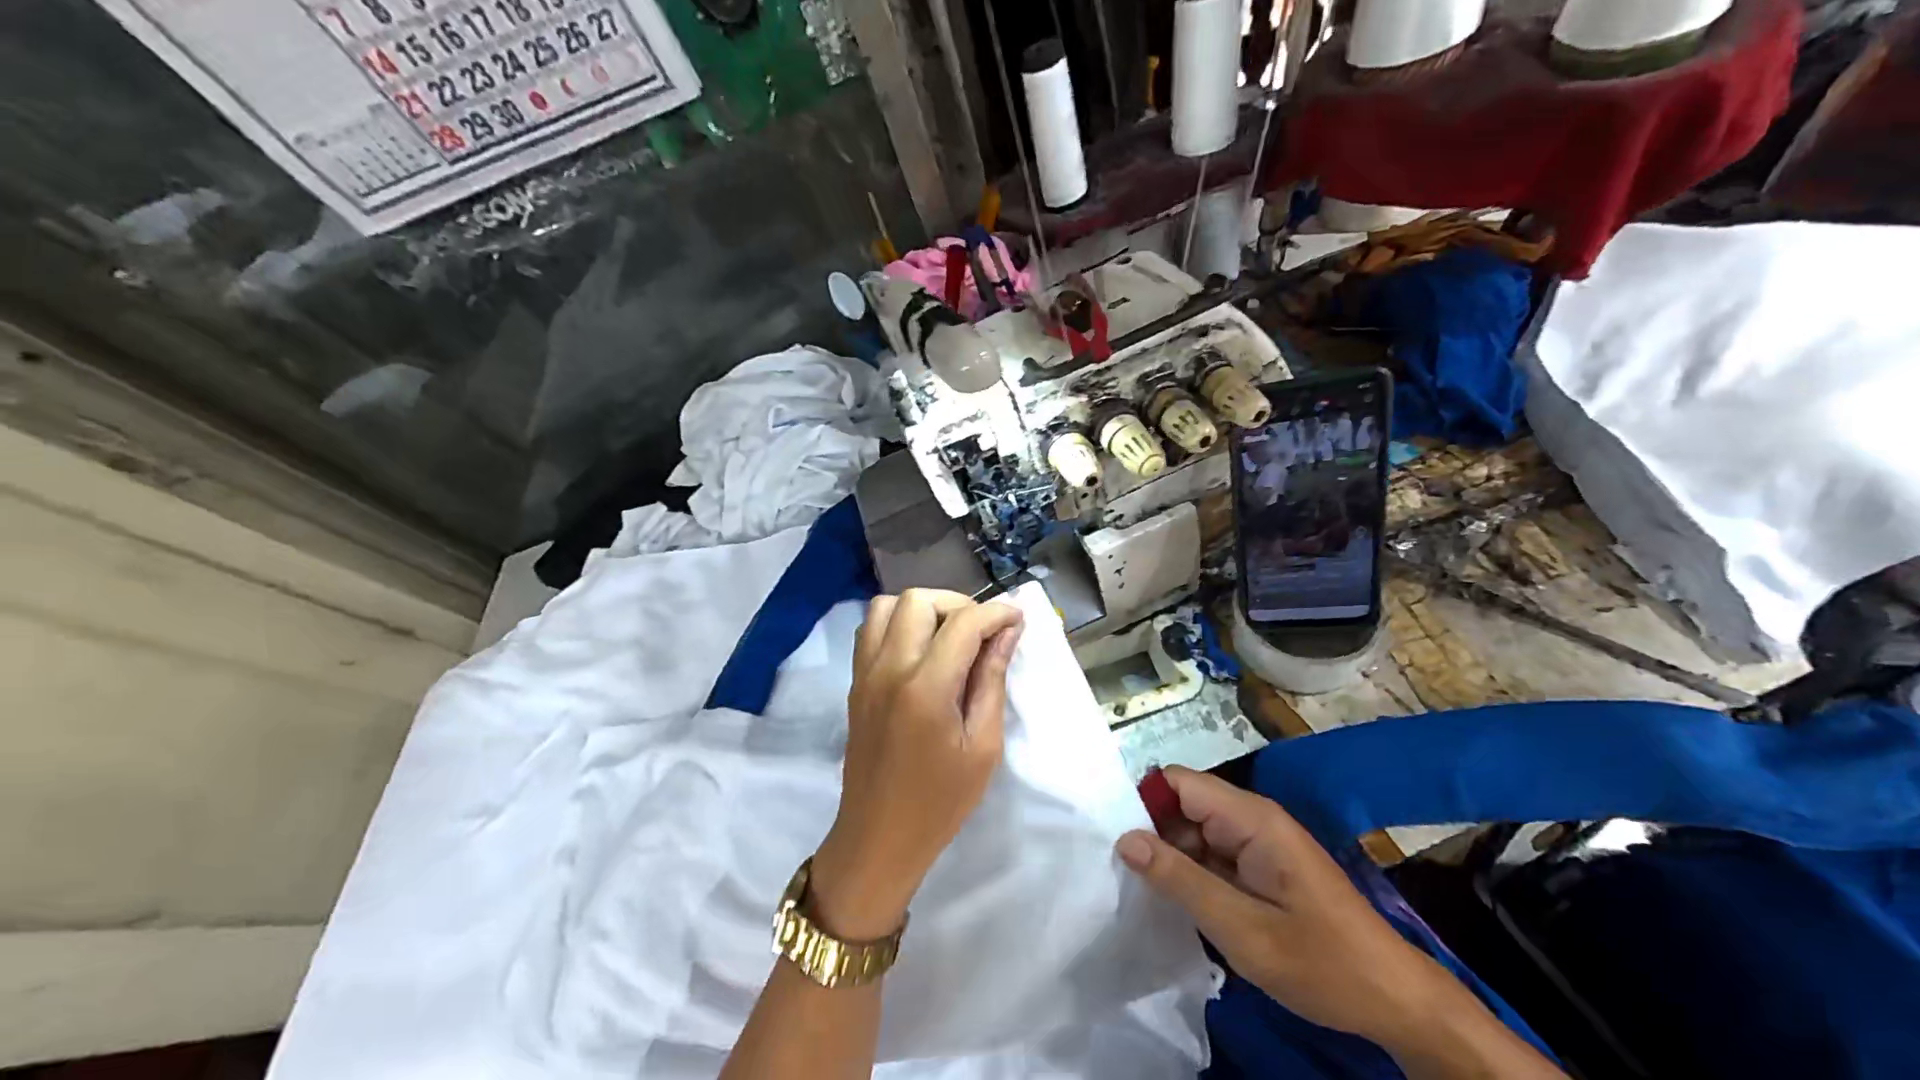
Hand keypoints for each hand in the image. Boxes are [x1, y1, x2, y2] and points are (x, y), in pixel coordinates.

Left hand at [811, 589, 1023, 940]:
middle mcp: (889, 668)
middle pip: (920, 600)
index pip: (964, 623)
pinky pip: (871, 629)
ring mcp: (865, 673)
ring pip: (888, 605)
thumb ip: (992, 680)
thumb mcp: (983, 746)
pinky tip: (920, 650)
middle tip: (983, 633)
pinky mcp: (855, 682)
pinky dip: (897, 623)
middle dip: (958, 604)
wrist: (879, 835)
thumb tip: (1007, 632)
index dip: (996, 613)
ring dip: (923, 609)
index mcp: (926, 688)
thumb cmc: (941, 801)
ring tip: (949, 637)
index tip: (1017, 619)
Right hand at [1115, 767, 1465, 1050]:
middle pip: (1181, 805)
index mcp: (1251, 819)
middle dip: (1150, 832)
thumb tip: (1124, 839)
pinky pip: (1209, 856)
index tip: (1109, 835)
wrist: (1395, 1001)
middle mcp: (1251, 820)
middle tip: (1116, 870)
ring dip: (1167, 857)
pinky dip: (1188, 875)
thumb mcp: (1243, 929)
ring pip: (1192, 832)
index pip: (1178, 782)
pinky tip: (1168, 901)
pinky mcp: (1258, 867)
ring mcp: (1256, 844)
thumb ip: (1181, 880)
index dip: (1142, 800)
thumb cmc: (1323, 963)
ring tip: (1134, 888)